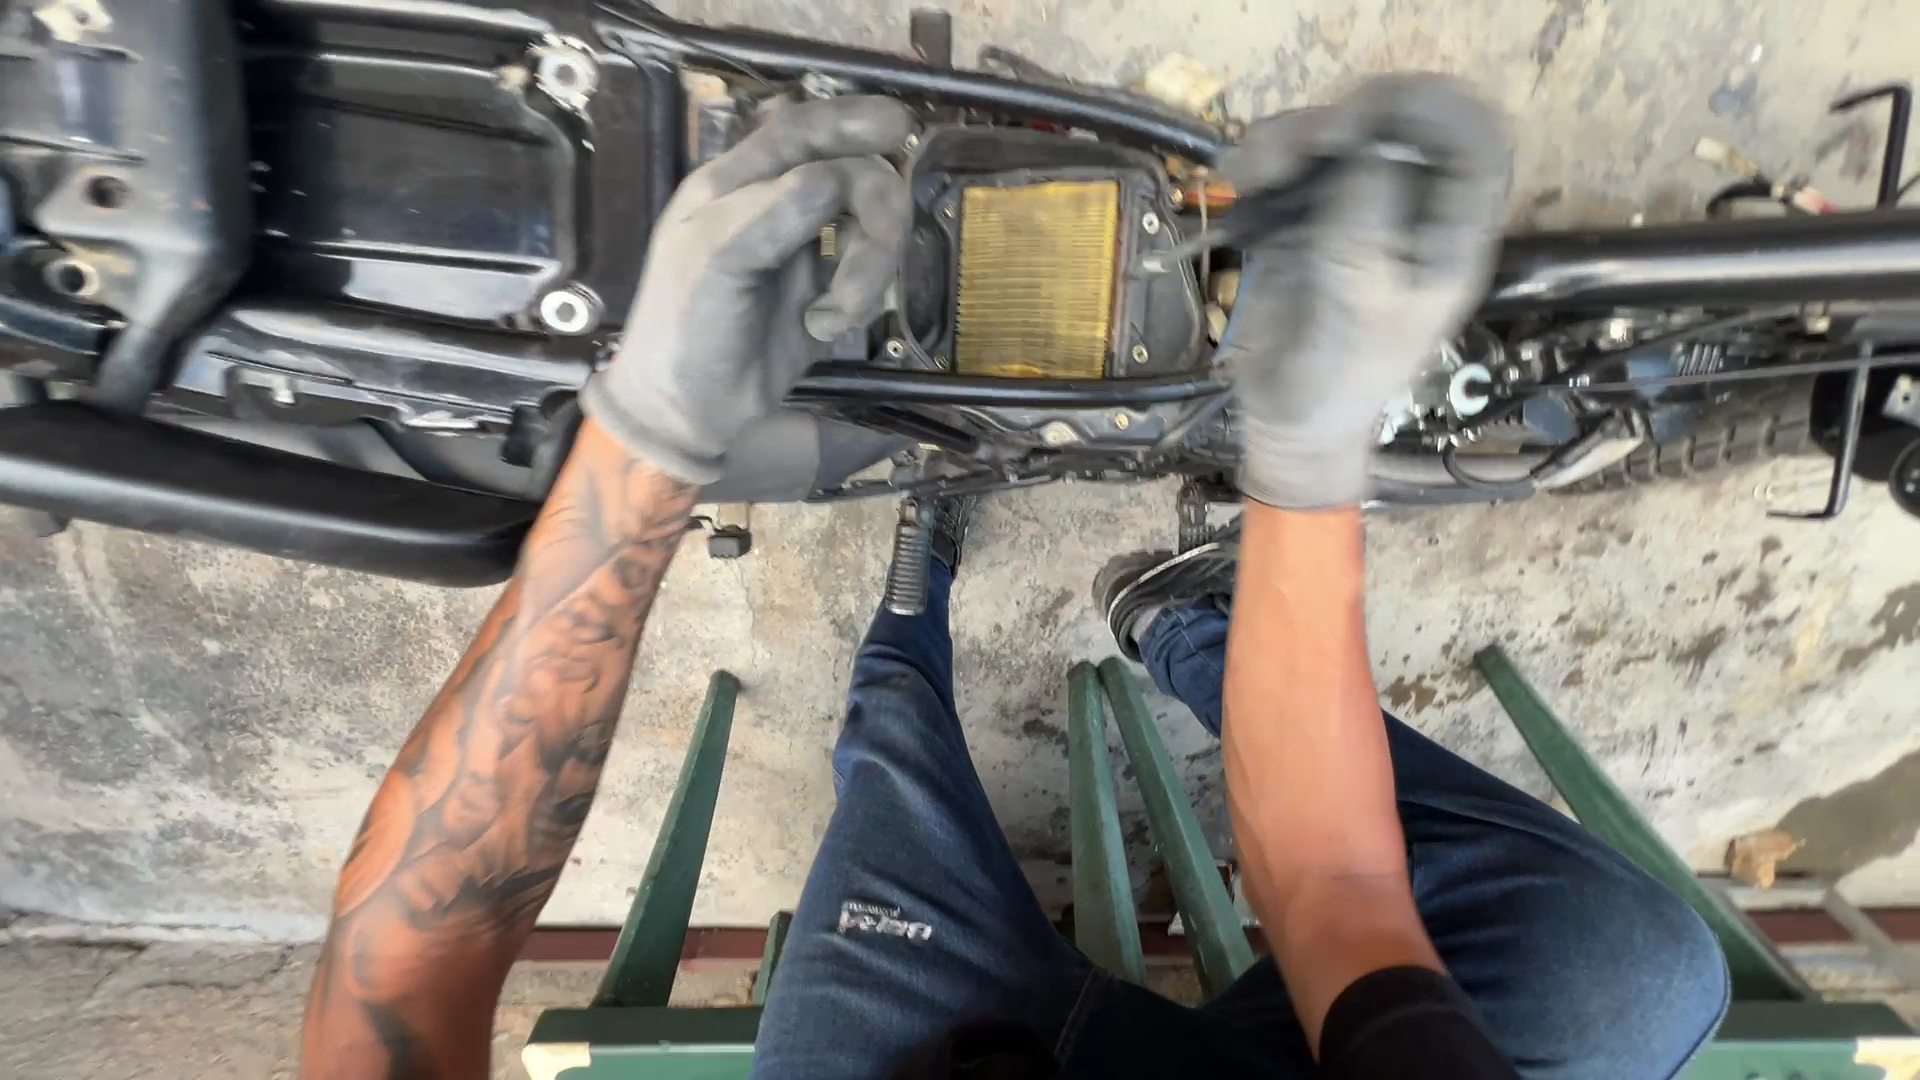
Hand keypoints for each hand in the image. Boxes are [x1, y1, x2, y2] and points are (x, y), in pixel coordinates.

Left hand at [582, 96, 915, 483]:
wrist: (692, 407)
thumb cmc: (685, 324)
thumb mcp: (716, 255)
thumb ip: (775, 210)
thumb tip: (838, 177)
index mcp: (738, 184)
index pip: (800, 132)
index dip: (848, 120)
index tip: (898, 126)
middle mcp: (779, 210)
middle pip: (855, 183)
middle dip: (874, 226)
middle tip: (870, 268)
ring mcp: (805, 256)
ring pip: (870, 235)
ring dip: (868, 276)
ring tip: (834, 319)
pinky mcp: (827, 299)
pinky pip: (869, 281)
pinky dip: (858, 304)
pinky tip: (823, 330)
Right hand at [1217, 75, 1510, 508]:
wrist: (1288, 425)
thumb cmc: (1340, 387)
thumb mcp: (1360, 318)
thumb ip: (1362, 240)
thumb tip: (1366, 157)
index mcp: (1443, 240)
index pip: (1469, 145)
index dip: (1432, 111)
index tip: (1370, 113)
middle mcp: (1399, 219)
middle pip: (1390, 133)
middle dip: (1344, 123)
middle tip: (1302, 145)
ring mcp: (1345, 222)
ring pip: (1329, 148)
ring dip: (1289, 142)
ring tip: (1251, 170)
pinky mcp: (1296, 234)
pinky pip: (1282, 181)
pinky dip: (1257, 168)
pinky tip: (1235, 178)